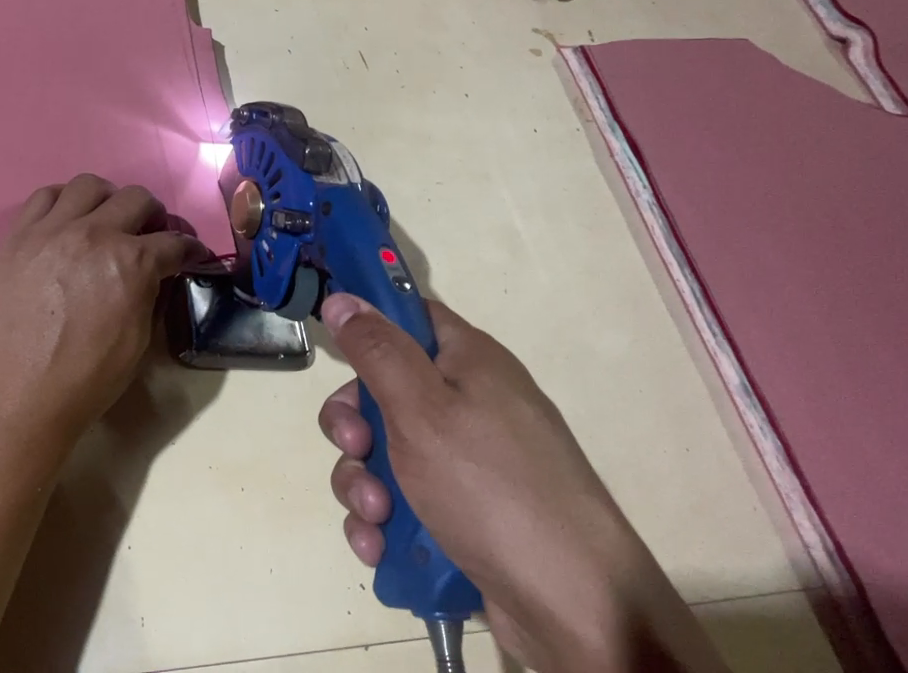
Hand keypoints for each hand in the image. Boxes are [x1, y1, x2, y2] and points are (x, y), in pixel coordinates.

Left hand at [0, 175, 207, 450]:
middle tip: (149, 235)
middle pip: (136, 199)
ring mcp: (51, 229)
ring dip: (107, 199)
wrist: (21, 393)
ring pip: (88, 185)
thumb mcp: (139, 339)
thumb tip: (154, 272)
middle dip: (152, 216)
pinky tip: (67, 220)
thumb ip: (149, 292)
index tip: (191, 255)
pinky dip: (63, 202)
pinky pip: (44, 197)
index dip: (189, 250)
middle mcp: (93, 233)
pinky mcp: (18, 235)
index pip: (174, 242)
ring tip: (106, 220)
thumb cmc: (88, 377)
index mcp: (131, 262)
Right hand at [317, 294, 726, 672]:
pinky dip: (381, 522)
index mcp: (469, 363)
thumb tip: (342, 297)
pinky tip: (379, 546)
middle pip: (379, 392)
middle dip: (352, 427)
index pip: (408, 316)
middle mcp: (467, 405)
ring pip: (379, 453)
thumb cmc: (494, 489)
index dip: (367, 325)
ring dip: (361, 483)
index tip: (334, 350)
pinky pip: (398, 501)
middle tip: (357, 450)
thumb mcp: (423, 409)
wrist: (574, 609)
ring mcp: (464, 464)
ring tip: (377, 517)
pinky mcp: (457, 514)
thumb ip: (377, 351)